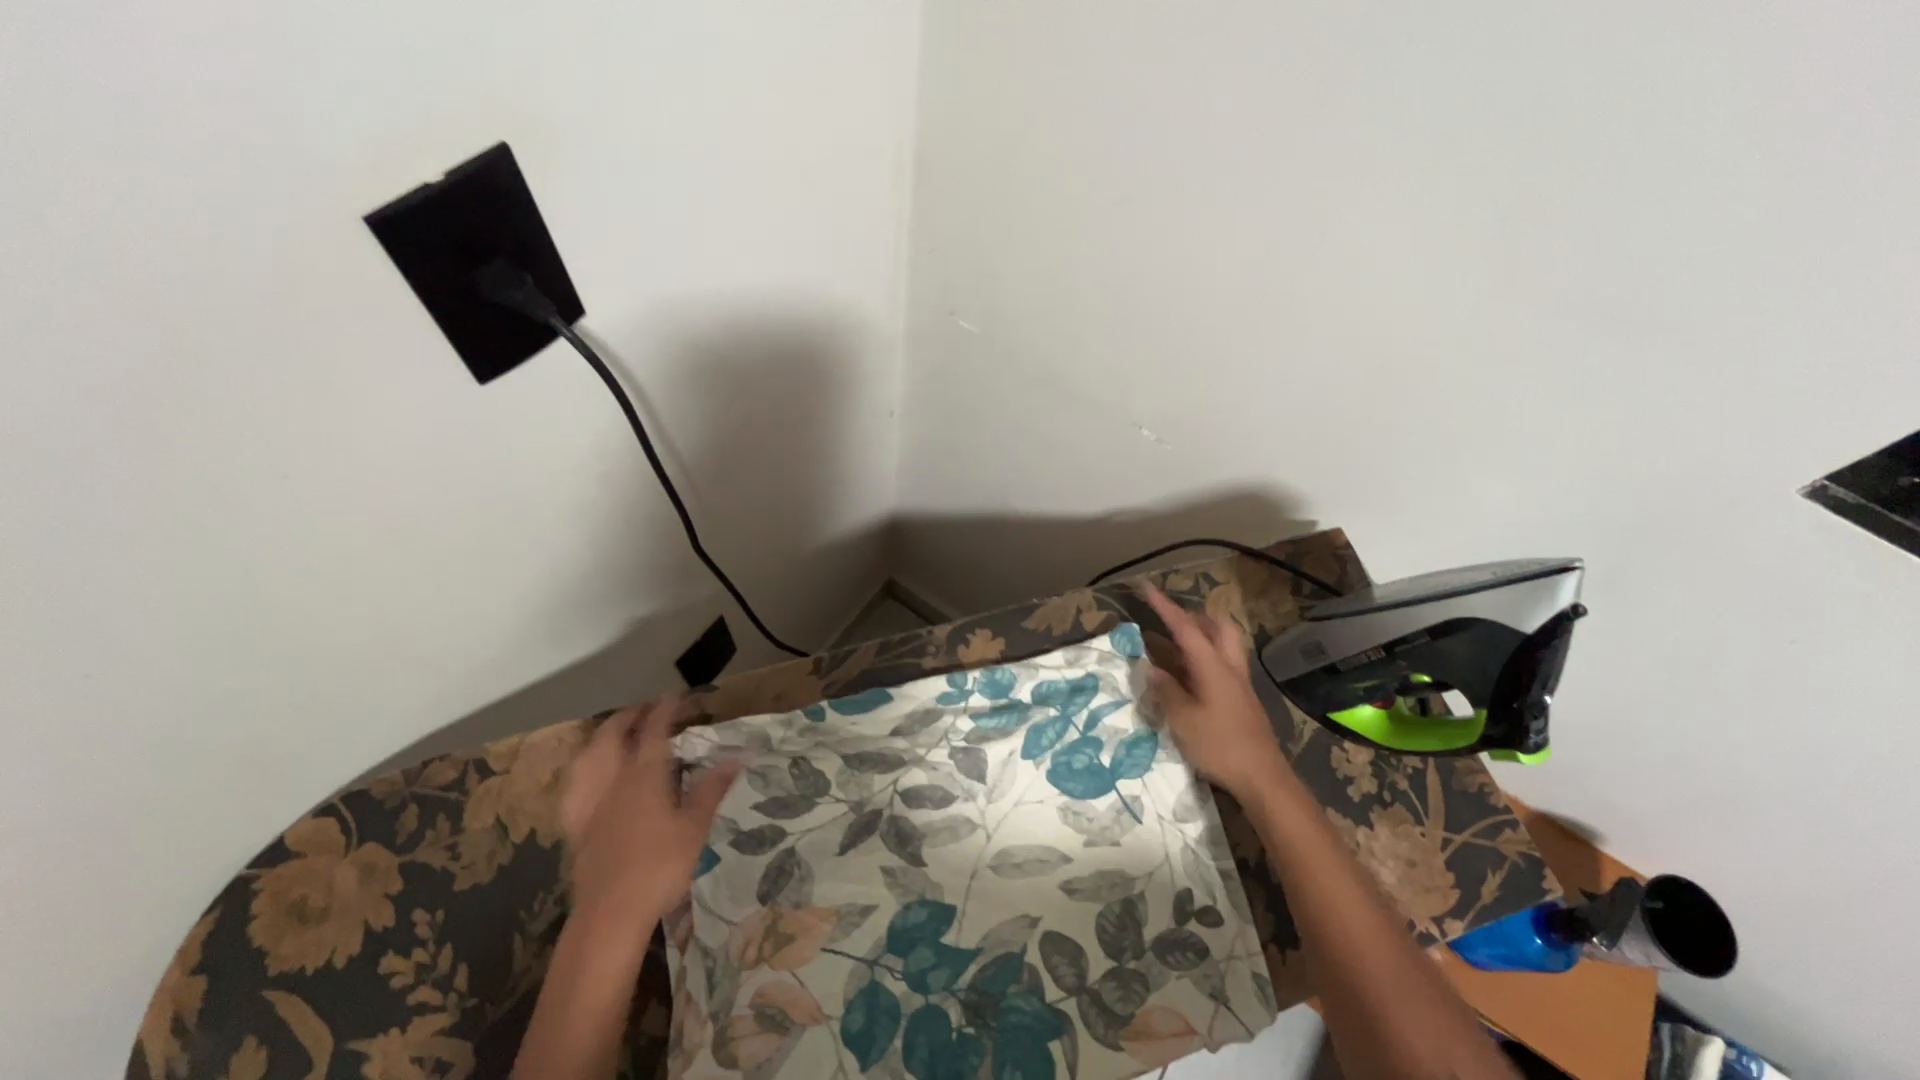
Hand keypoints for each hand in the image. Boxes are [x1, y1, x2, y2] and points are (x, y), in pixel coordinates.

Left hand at [561, 699, 740, 927]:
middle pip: (613, 734)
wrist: (611, 911)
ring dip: (603, 736)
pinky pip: (574, 784)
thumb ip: (711, 789)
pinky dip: (584, 768)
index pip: (653, 730)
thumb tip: (735, 758)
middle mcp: (612, 779)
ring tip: (617, 733)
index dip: (665, 710)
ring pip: (588, 754)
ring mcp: (589, 801)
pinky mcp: (575, 824)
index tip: (676, 698)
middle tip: (647, 710)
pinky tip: (589, 775)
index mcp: (644, 775)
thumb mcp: (696, 827)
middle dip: (629, 716)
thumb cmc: (660, 866)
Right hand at [1139, 584, 1291, 800]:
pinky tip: (1188, 675)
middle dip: (1193, 616)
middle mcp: (1229, 666)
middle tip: (1169, 621)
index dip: (1164, 606)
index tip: (1146, 587)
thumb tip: (1153, 669)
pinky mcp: (1242, 697)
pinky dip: (1204, 657)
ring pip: (1223, 642)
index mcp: (1212, 666)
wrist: (1262, 776)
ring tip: (1174, 644)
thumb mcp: (1182, 720)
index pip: (1185, 626)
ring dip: (1201, 635)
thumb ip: (1167, 690)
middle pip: (1217, 625)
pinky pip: (1222, 662)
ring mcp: (1239, 682)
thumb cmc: (1219, 746)